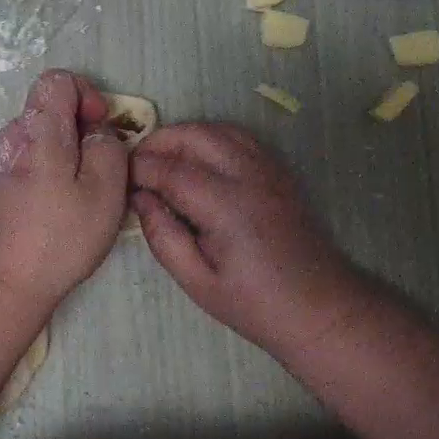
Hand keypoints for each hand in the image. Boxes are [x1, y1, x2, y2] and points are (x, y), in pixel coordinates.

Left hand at [0, 70, 128, 308]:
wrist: (5, 281)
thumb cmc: (60, 237)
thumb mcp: (105, 191)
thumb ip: (107, 148)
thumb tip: (96, 132)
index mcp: (38, 131)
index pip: (57, 81)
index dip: (85, 94)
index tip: (99, 128)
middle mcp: (11, 138)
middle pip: (49, 112)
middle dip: (80, 131)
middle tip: (99, 171)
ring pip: (40, 141)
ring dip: (65, 157)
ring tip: (80, 196)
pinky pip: (28, 165)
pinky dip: (48, 176)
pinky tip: (56, 210)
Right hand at [129, 122, 366, 338]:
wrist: (321, 308)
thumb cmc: (255, 303)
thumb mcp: (196, 281)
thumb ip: (162, 236)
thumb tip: (140, 199)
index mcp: (225, 205)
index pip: (169, 168)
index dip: (137, 169)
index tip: (118, 180)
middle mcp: (248, 177)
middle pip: (195, 135)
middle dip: (158, 142)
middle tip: (135, 166)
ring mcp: (268, 170)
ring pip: (218, 129)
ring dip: (184, 137)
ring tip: (161, 161)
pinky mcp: (278, 172)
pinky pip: (239, 139)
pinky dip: (210, 139)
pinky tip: (196, 162)